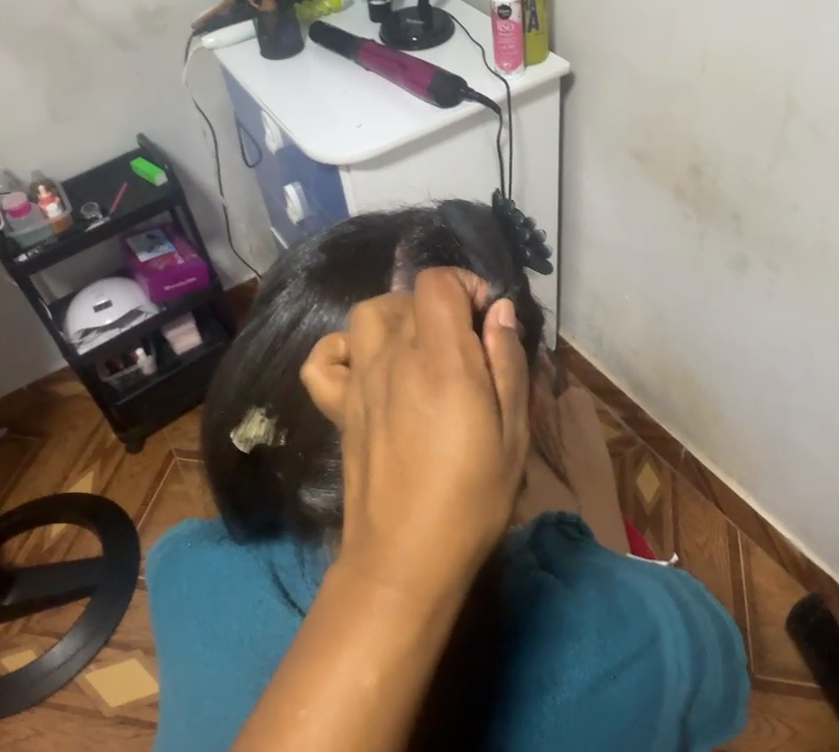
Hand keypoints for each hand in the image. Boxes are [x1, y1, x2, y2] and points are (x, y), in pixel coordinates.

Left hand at [301, 267, 530, 599]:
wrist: (406, 557)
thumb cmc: (473, 498)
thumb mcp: (514, 432)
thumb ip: (508, 362)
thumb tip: (499, 311)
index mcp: (441, 360)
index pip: (437, 282)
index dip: (466, 285)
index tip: (488, 320)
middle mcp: (394, 358)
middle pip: (409, 297)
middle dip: (444, 306)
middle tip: (468, 347)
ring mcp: (360, 382)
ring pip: (367, 315)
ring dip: (397, 316)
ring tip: (422, 348)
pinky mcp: (338, 408)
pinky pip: (324, 360)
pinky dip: (341, 350)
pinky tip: (367, 366)